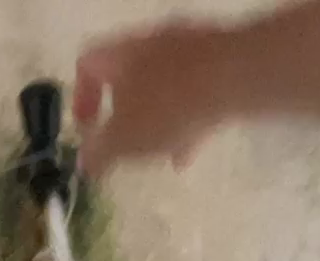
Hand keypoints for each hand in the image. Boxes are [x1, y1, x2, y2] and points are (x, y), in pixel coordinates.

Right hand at [74, 19, 236, 174]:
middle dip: (124, 116)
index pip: (86, 64)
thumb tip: (84, 162)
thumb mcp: (123, 141)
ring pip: (161, 86)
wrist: (239, 77)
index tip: (87, 129)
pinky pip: (192, 90)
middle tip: (125, 146)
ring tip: (161, 156)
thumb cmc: (168, 107)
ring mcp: (188, 46)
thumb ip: (98, 153)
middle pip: (126, 76)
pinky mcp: (219, 57)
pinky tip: (192, 150)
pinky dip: (187, 119)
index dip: (81, 98)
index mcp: (120, 54)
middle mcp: (151, 41)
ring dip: (157, 122)